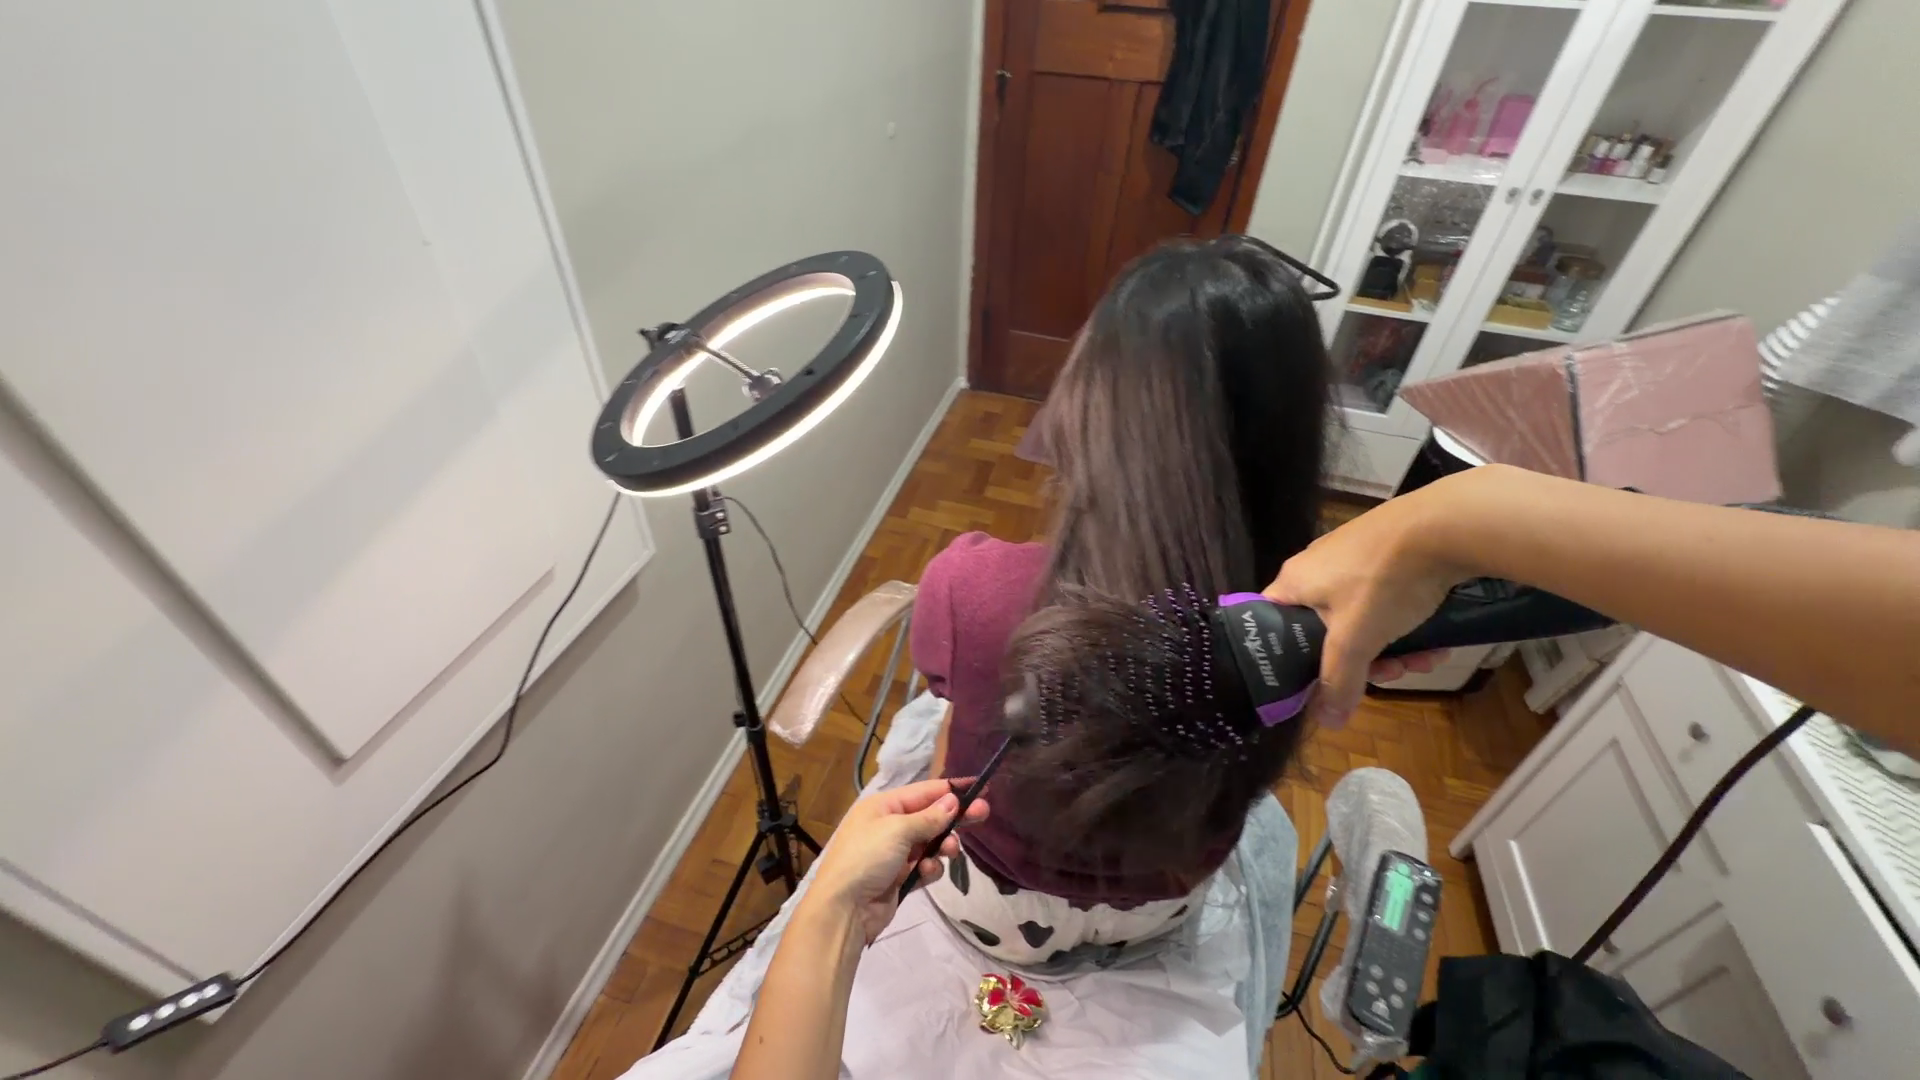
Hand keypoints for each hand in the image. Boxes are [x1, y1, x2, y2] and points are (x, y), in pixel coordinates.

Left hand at [809, 778, 989, 941]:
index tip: (980, 788)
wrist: (842, 910)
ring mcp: (895, 853)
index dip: (952, 789)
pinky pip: (924, 867)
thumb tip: (952, 801)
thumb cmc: (866, 858)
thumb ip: (928, 817)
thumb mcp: (897, 830)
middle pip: (931, 816)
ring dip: (942, 845)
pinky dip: (930, 869)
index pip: (924, 791)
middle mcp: (889, 826)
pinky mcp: (900, 878)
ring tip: (949, 851)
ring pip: (931, 843)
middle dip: (955, 817)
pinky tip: (926, 873)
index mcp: (883, 806)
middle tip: (984, 813)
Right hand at [1267, 480, 1476, 725]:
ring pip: (1358, 617)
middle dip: (1359, 660)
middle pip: (1323, 629)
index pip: (1272, 627)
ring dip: (1389, 647)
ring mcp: (1349, 556)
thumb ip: (1338, 682)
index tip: (1319, 681)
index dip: (1290, 658)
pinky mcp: (1383, 551)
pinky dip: (1403, 622)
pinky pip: (1382, 597)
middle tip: (1388, 674)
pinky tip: (1435, 639)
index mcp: (1292, 582)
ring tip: (1423, 660)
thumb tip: (1326, 723)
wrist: (1443, 526)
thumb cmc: (1382, 582)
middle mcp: (1313, 566)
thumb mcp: (1357, 640)